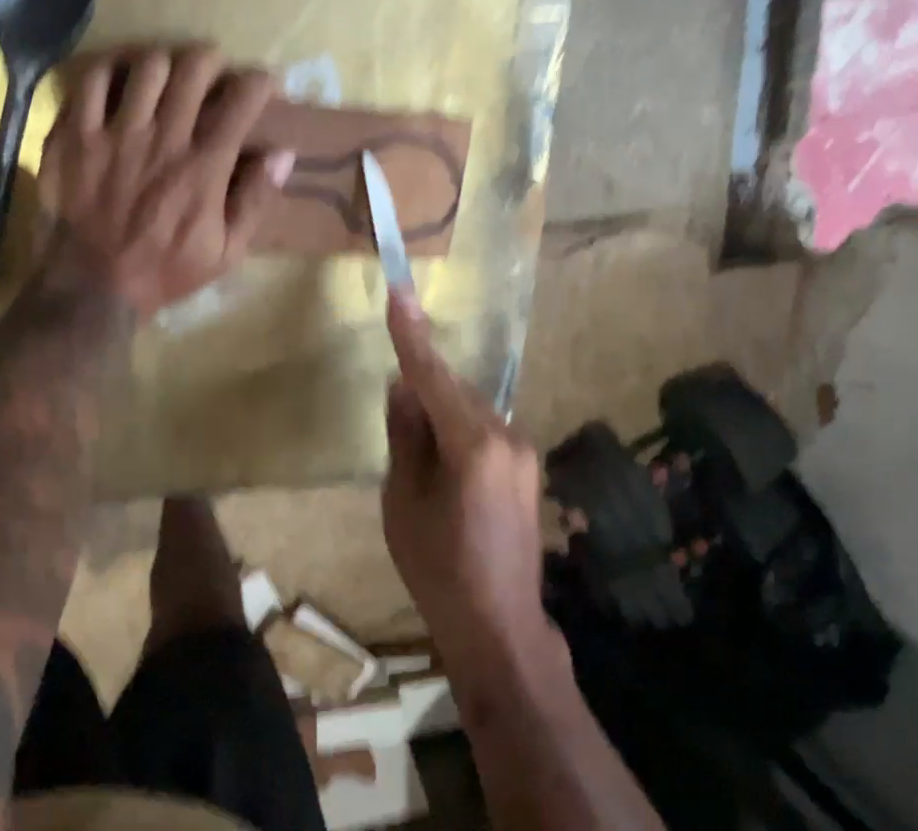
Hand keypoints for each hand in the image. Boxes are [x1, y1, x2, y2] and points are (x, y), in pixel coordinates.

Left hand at [35, 45, 294, 316]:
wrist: (92, 288)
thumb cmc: (164, 272)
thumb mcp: (226, 253)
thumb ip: (255, 201)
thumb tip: (281, 154)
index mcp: (203, 166)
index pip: (242, 99)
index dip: (260, 81)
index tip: (262, 85)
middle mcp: (163, 138)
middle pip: (194, 67)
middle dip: (211, 60)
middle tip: (211, 72)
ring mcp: (114, 133)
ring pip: (147, 66)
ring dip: (165, 64)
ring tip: (165, 77)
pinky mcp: (75, 136)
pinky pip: (92, 81)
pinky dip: (111, 72)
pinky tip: (119, 81)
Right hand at [382, 289, 557, 660]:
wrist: (499, 625)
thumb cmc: (437, 568)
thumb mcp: (402, 502)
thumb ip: (404, 437)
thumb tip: (402, 388)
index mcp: (474, 445)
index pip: (434, 377)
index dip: (412, 335)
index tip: (399, 291)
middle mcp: (507, 438)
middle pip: (453, 392)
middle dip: (421, 388)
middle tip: (391, 413)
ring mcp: (523, 455)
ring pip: (469, 412)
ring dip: (438, 415)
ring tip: (414, 458)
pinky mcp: (526, 472)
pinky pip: (482, 433)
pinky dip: (455, 434)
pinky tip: (439, 467)